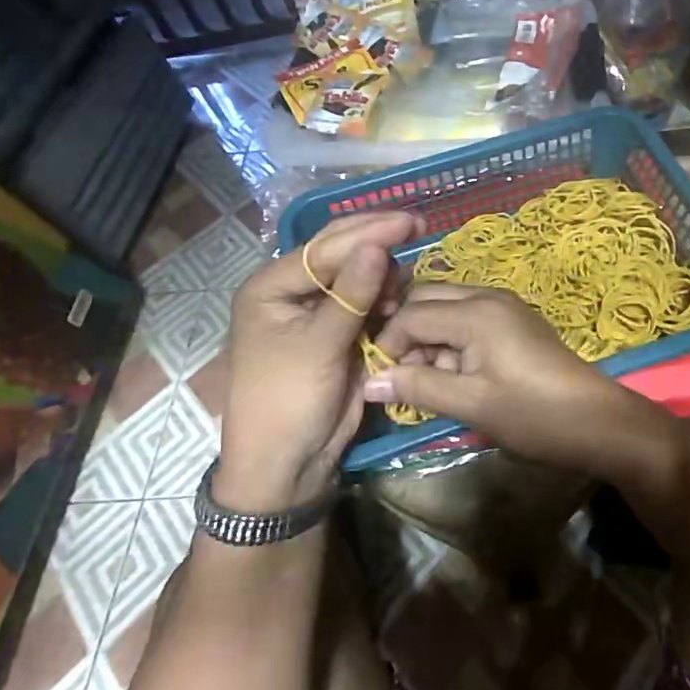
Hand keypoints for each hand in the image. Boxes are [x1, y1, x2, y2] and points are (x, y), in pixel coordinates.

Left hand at [215, 211, 420, 512]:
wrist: (286, 467)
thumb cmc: (286, 402)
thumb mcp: (317, 346)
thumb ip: (350, 294)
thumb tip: (378, 244)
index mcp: (271, 287)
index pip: (325, 248)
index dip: (368, 233)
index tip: (410, 222)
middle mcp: (293, 292)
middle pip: (339, 253)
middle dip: (377, 241)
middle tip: (419, 226)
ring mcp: (318, 312)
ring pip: (359, 277)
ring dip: (384, 276)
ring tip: (402, 289)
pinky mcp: (340, 333)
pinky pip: (368, 304)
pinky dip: (386, 300)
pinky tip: (400, 302)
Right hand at [368, 284, 680, 481]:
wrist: (600, 421)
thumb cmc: (534, 415)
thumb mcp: (472, 405)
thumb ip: (419, 388)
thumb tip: (369, 382)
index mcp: (476, 312)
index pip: (410, 315)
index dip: (389, 346)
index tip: (382, 382)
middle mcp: (487, 295)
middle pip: (426, 299)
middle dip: (407, 335)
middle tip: (405, 378)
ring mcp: (504, 305)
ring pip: (446, 307)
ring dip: (429, 338)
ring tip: (432, 382)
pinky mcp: (514, 319)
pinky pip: (468, 317)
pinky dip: (451, 339)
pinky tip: (456, 374)